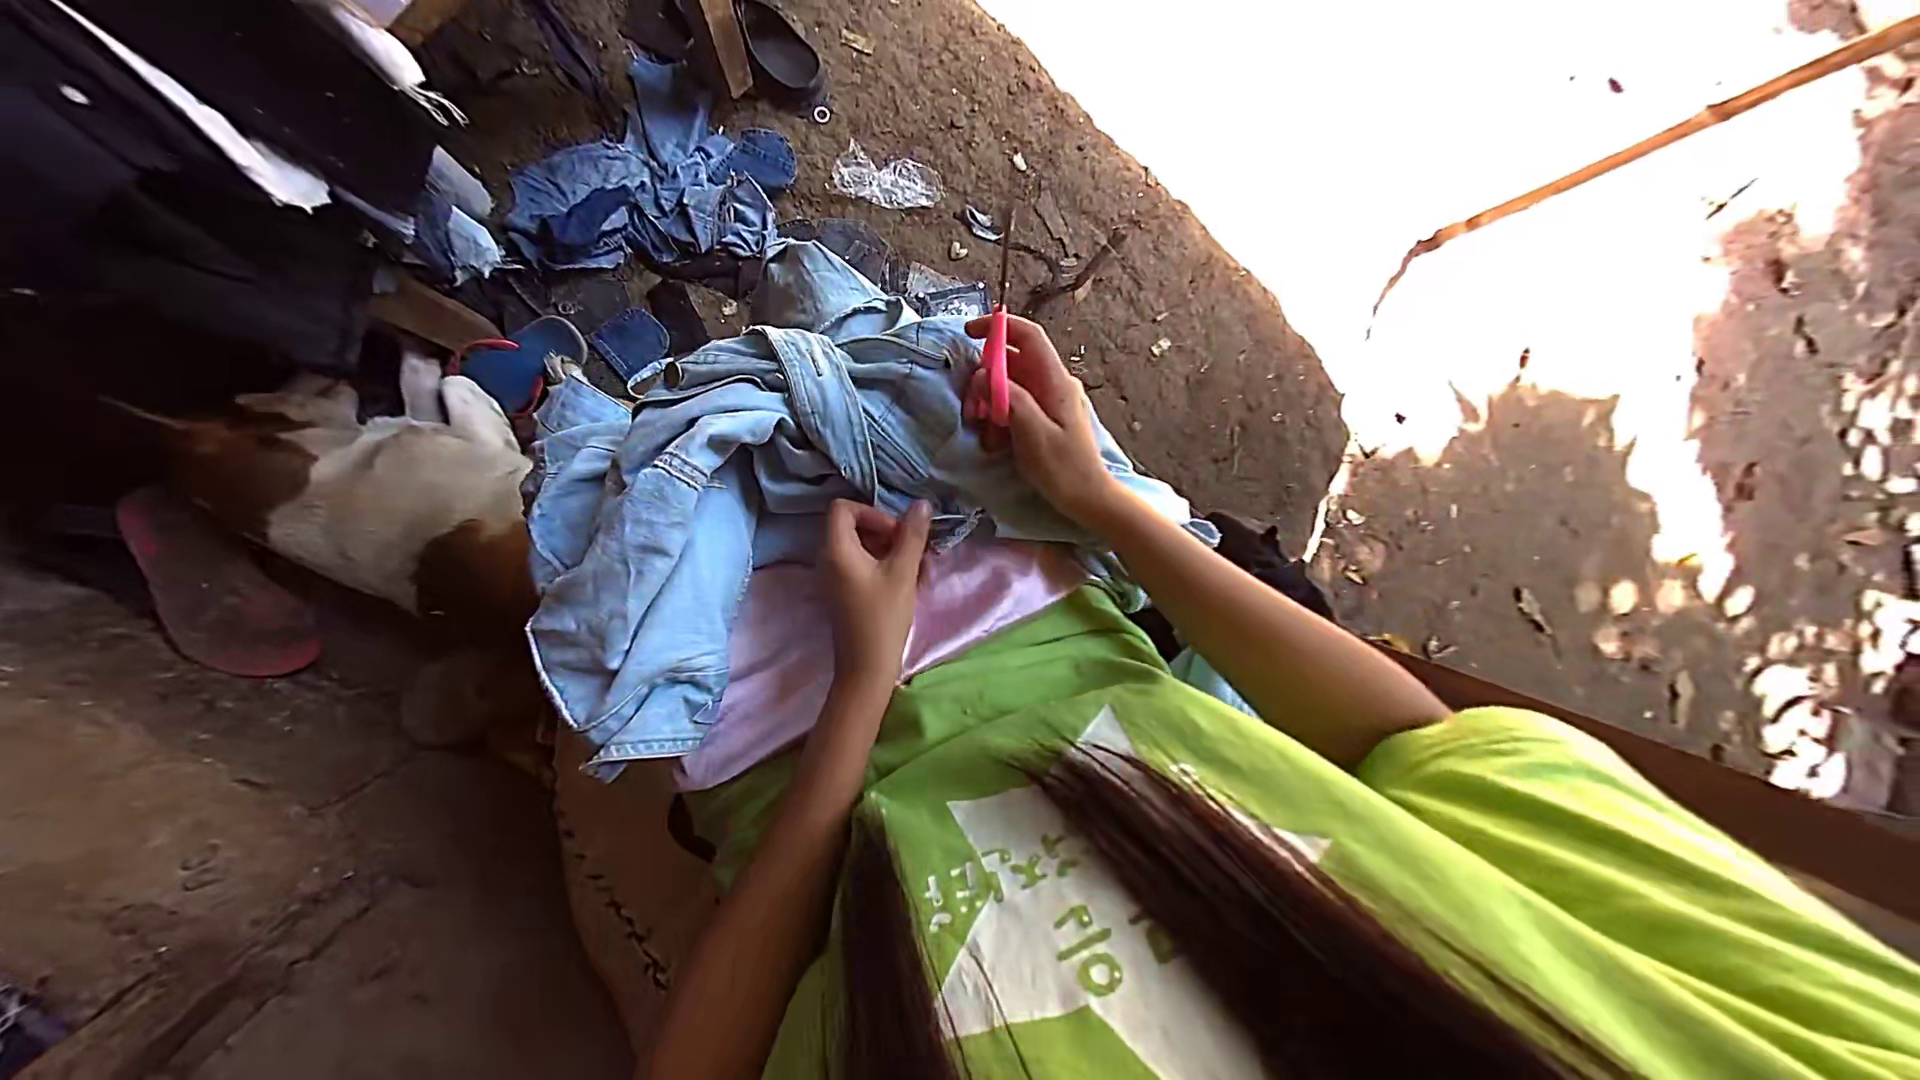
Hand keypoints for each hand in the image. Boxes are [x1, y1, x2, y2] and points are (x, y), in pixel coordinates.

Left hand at [822, 498, 930, 685]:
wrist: (867, 667)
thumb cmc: (884, 617)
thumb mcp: (903, 572)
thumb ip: (912, 535)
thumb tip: (921, 504)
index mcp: (836, 549)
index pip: (843, 508)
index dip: (872, 512)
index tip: (896, 532)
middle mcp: (827, 558)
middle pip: (855, 527)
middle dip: (888, 533)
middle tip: (915, 551)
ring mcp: (834, 576)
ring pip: (862, 547)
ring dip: (892, 551)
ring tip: (920, 569)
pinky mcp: (843, 591)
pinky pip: (861, 565)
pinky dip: (884, 566)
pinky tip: (909, 582)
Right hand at [964, 314, 1129, 530]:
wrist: (1088, 498)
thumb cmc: (1064, 469)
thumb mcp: (1033, 434)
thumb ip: (1010, 399)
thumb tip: (985, 374)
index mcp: (1055, 381)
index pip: (1027, 336)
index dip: (998, 327)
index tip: (970, 332)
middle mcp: (1053, 384)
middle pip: (1011, 362)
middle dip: (986, 380)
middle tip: (972, 408)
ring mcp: (1049, 400)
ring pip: (1009, 385)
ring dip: (991, 404)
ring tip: (988, 433)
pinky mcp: (1044, 417)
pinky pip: (1015, 405)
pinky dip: (1000, 418)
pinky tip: (998, 442)